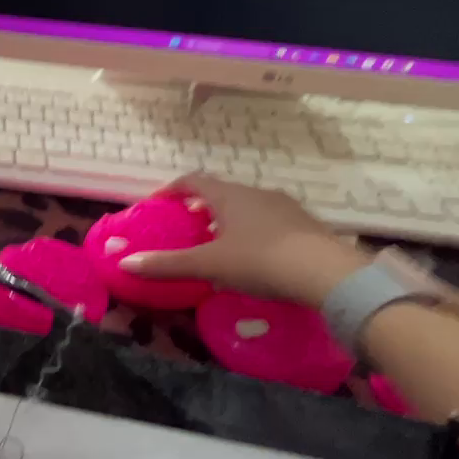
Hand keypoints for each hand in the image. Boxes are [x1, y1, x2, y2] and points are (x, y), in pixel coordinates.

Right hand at [117, 173, 368, 307]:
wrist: (333, 277)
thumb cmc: (260, 261)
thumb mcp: (208, 265)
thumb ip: (167, 264)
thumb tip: (125, 264)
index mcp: (229, 195)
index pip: (192, 180)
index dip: (171, 189)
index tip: (158, 204)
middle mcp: (258, 193)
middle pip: (222, 192)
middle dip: (202, 207)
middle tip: (188, 227)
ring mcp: (288, 208)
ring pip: (250, 207)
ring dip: (232, 220)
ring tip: (221, 243)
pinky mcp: (311, 227)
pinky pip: (274, 222)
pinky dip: (257, 232)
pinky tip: (257, 256)